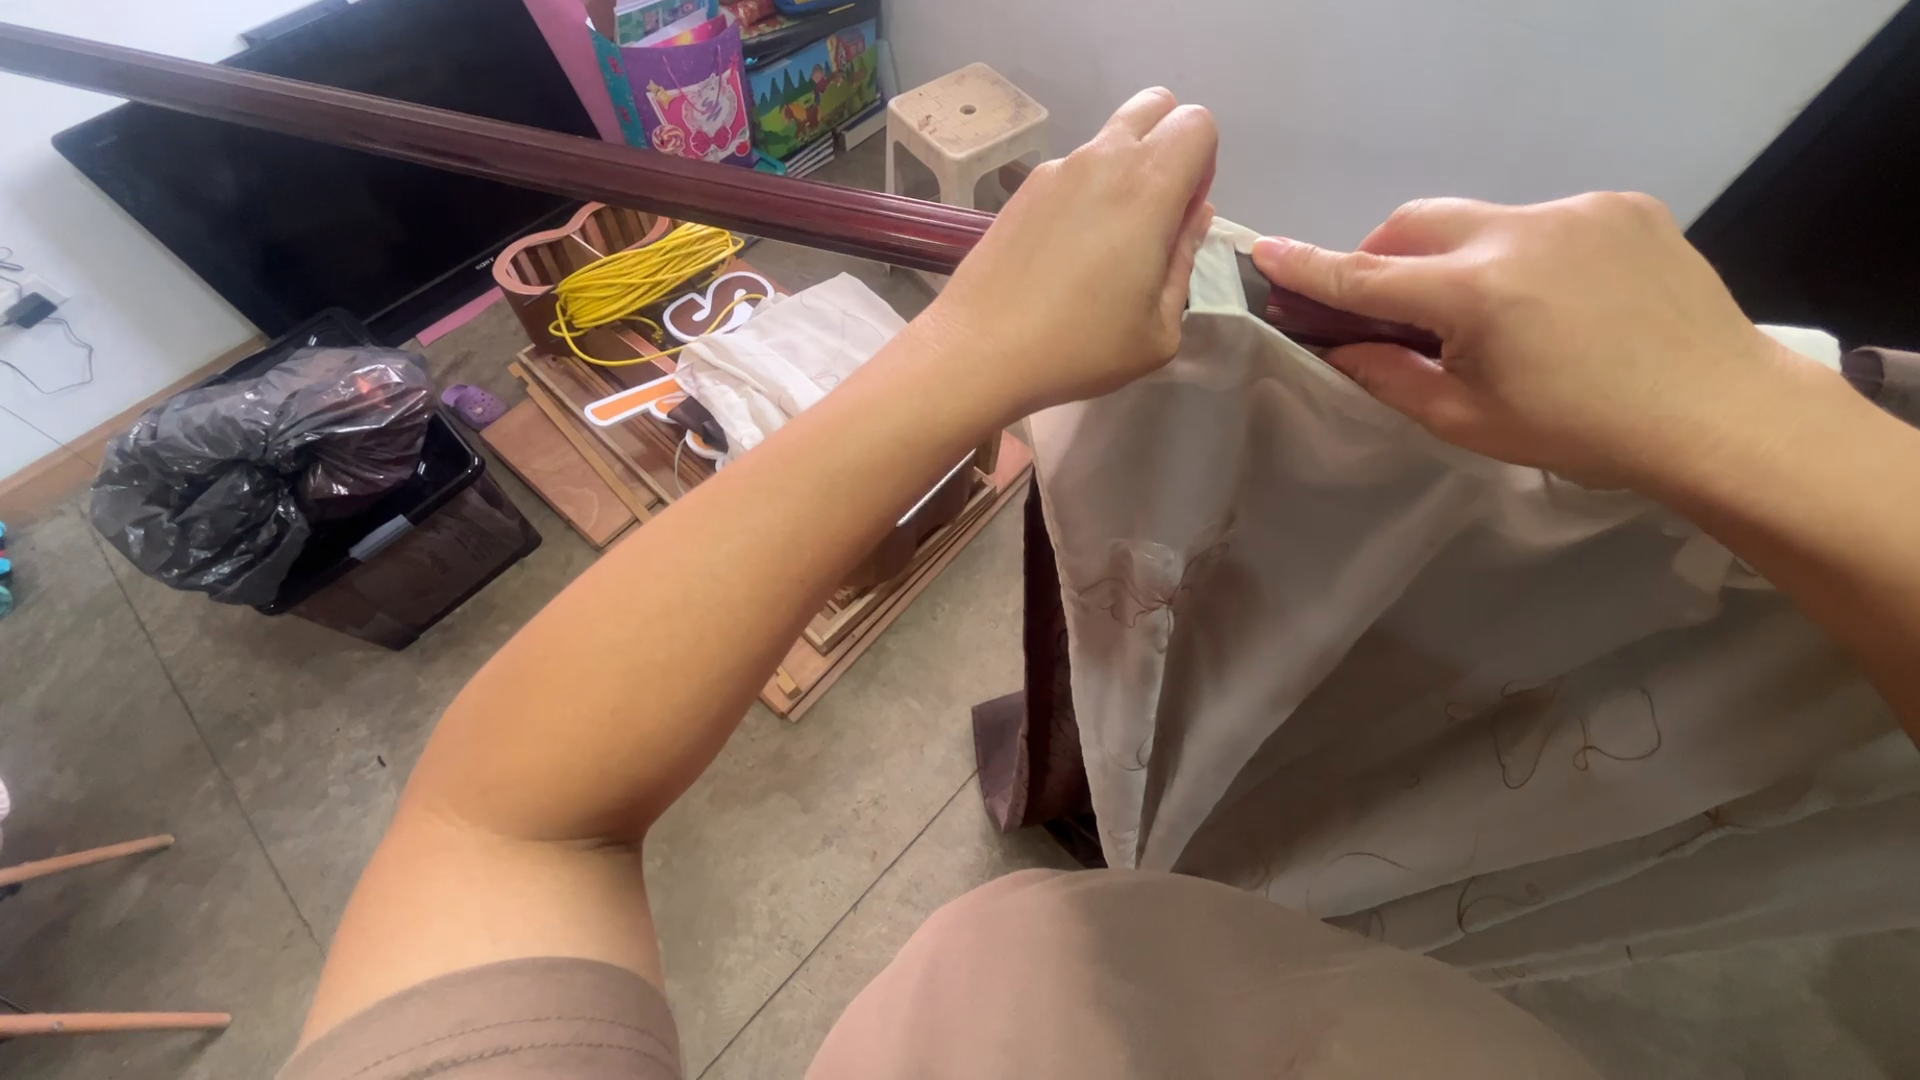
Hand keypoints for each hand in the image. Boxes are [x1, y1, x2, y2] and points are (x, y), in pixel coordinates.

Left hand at [925, 88, 1217, 420]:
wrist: (979, 352)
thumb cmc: (1078, 349)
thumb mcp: (1157, 330)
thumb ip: (1184, 263)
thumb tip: (1192, 219)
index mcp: (1146, 186)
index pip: (1197, 125)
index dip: (1202, 168)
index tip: (1180, 220)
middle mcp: (1099, 160)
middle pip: (1153, 107)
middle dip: (1167, 147)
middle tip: (1152, 217)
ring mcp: (1052, 172)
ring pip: (1106, 143)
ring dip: (1120, 176)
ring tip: (1099, 251)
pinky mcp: (1018, 194)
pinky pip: (1067, 175)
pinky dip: (1080, 198)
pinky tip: (1060, 260)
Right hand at [1252, 193, 1825, 488]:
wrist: (1718, 412)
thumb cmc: (1577, 431)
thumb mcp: (1461, 417)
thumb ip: (1387, 374)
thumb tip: (1335, 346)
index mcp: (1479, 292)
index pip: (1367, 275)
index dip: (1308, 268)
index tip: (1263, 251)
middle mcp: (1524, 231)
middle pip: (1413, 223)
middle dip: (1380, 258)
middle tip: (1383, 310)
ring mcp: (1578, 211)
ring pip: (1472, 219)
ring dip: (1445, 258)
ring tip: (1473, 313)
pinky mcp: (1620, 206)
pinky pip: (1530, 221)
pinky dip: (1506, 254)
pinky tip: (1540, 299)